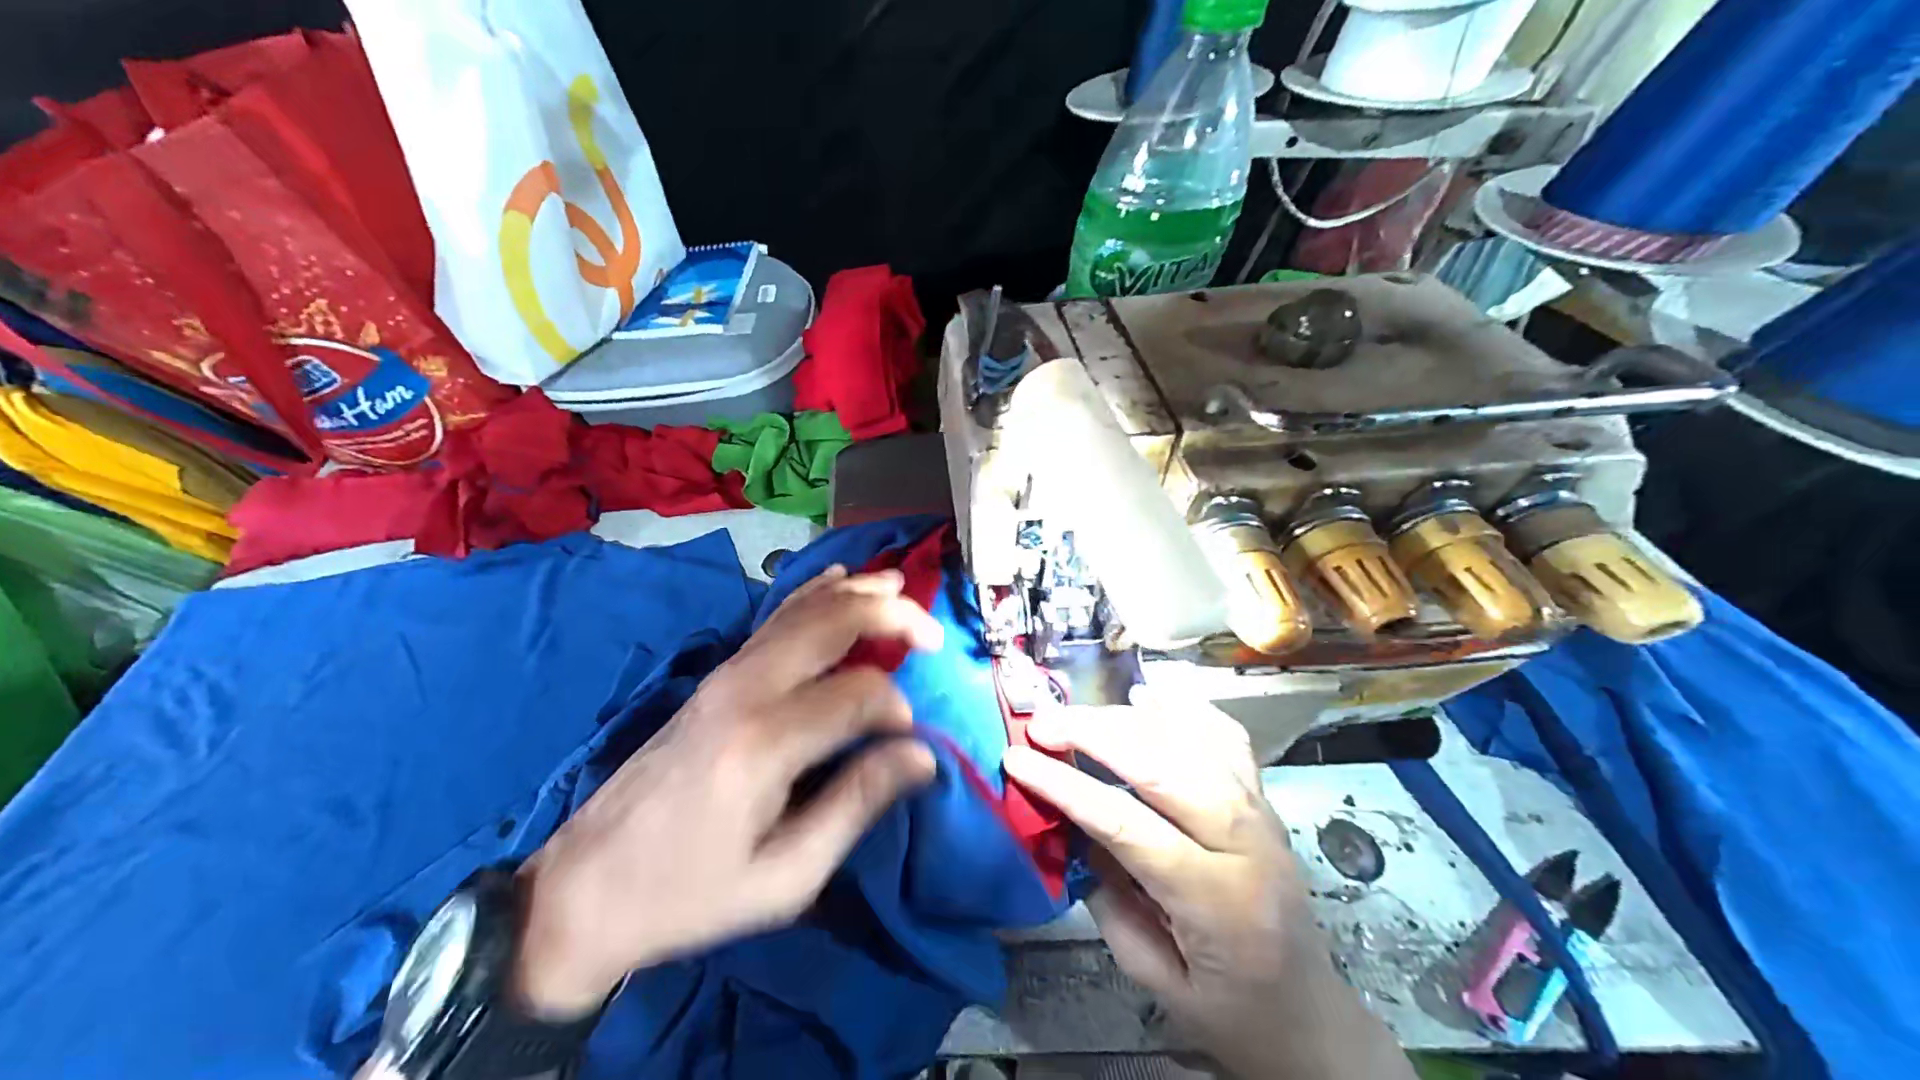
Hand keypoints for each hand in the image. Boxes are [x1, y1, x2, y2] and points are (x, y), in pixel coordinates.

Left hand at [509, 566, 943, 1018]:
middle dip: (891, 615)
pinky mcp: (716, 677)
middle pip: (831, 623)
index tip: (912, 743)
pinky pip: (776, 618)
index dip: (898, 708)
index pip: (857, 693)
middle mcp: (745, 690)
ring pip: (803, 609)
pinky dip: (815, 594)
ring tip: (903, 587)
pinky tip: (841, 580)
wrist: (586, 886)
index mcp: (763, 743)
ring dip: (857, 593)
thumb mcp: (785, 876)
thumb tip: (922, 754)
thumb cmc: (690, 894)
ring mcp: (725, 675)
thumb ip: (856, 804)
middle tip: (934, 634)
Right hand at [1002, 692, 1412, 1079]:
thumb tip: (1072, 826)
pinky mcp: (1264, 799)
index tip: (1018, 759)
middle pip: (1165, 766)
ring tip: (1078, 713)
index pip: (1129, 826)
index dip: (1067, 787)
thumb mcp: (1155, 977)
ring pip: (1193, 741)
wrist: (1309, 1016)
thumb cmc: (1229, 1009)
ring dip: (1128, 719)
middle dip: (1096, 735)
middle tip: (1041, 723)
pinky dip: (1185, 709)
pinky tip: (1146, 697)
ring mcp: (1261, 813)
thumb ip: (1109, 900)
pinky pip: (1226, 737)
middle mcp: (1246, 844)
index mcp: (1216, 903)